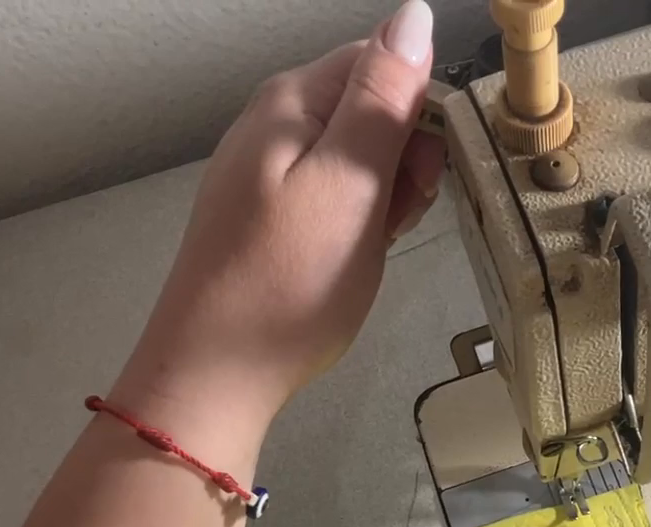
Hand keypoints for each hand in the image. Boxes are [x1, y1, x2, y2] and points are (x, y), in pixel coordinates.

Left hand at [117, 0, 445, 418]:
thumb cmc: (292, 279)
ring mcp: (273, 176)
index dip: (421, 111)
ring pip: (358, 161)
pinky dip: (361, 221)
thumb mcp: (349, 185)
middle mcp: (277, 126)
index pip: (379, 62)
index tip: (428, 173)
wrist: (222, 368)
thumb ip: (382, 101)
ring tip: (375, 244)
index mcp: (293, 102)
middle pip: (369, 110)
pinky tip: (357, 254)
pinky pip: (337, 199)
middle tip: (398, 217)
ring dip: (387, 196)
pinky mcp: (276, 221)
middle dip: (404, 159)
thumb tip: (415, 13)